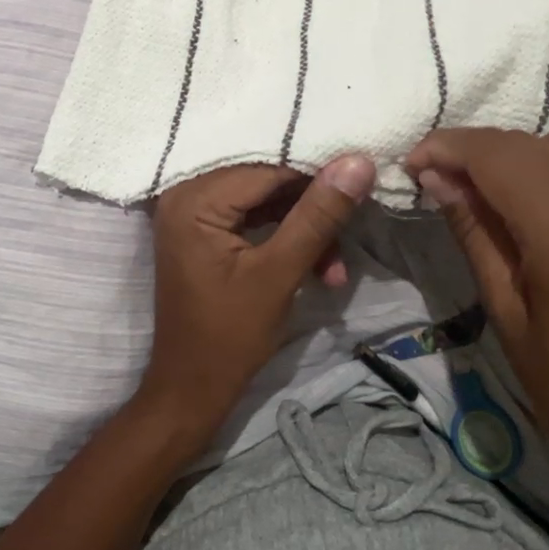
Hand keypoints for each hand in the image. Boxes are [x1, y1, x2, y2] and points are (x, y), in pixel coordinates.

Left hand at [140, 155, 375, 434]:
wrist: (192, 387)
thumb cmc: (229, 334)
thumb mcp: (279, 273)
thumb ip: (318, 216)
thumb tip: (358, 162)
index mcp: (193, 198)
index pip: (266, 167)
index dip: (317, 173)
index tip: (364, 181)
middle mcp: (184, 193)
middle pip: (265, 180)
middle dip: (312, 209)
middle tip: (352, 229)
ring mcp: (192, 213)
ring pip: (265, 201)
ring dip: (305, 229)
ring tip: (336, 269)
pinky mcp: (204, 231)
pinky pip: (253, 218)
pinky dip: (286, 238)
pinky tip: (321, 266)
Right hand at [405, 121, 548, 518]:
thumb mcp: (508, 317)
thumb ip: (476, 234)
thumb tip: (439, 178)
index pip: (500, 155)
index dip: (450, 147)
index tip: (415, 162)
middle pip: (539, 142)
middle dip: (485, 151)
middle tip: (449, 183)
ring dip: (536, 154)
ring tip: (510, 199)